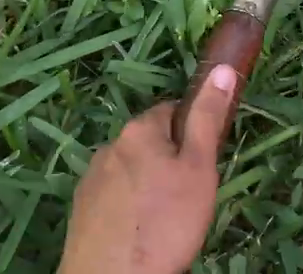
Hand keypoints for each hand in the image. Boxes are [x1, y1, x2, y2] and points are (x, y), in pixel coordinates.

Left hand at [57, 64, 238, 273]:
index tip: (201, 164)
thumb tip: (222, 69)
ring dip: (146, 184)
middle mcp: (110, 145)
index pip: (173, 111)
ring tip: (163, 220)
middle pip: (150, 141)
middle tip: (187, 196)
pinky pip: (112, 196)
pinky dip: (126, 206)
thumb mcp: (199, 168)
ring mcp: (90, 179)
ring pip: (131, 170)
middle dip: (169, 161)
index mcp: (140, 129)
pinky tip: (137, 232)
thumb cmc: (164, 224)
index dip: (192, 135)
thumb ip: (208, 117)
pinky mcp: (80, 211)